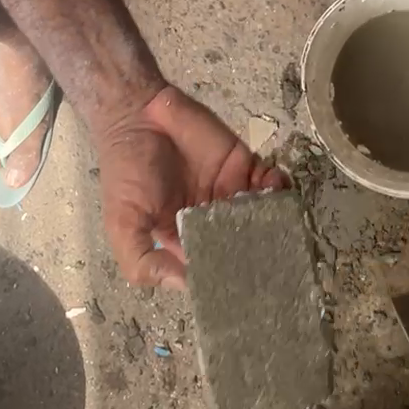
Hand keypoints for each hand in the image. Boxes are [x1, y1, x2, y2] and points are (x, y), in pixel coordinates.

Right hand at [95, 85, 286, 288]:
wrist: (137, 114)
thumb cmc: (127, 172)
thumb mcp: (123, 224)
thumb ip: (143, 261)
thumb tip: (183, 286)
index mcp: (182, 237)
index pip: (211, 265)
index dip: (228, 277)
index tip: (249, 294)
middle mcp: (210, 217)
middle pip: (244, 240)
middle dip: (261, 251)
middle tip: (280, 262)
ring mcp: (229, 189)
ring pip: (261, 212)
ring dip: (275, 220)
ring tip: (285, 228)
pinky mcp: (242, 162)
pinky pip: (267, 180)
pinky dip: (278, 188)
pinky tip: (279, 193)